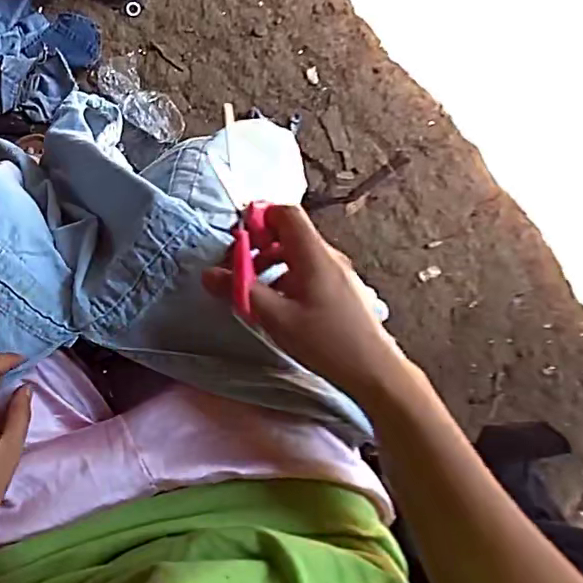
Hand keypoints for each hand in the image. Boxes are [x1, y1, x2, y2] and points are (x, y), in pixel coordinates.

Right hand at [204, 204, 412, 399]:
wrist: (372, 369)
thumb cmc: (325, 341)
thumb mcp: (275, 318)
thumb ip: (240, 291)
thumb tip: (209, 274)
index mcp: (313, 255)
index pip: (285, 213)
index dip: (258, 219)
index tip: (237, 242)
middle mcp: (328, 256)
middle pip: (289, 233)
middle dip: (259, 245)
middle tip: (239, 270)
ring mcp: (338, 272)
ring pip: (297, 254)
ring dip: (271, 264)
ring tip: (256, 291)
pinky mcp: (341, 289)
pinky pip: (308, 271)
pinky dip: (287, 278)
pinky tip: (279, 306)